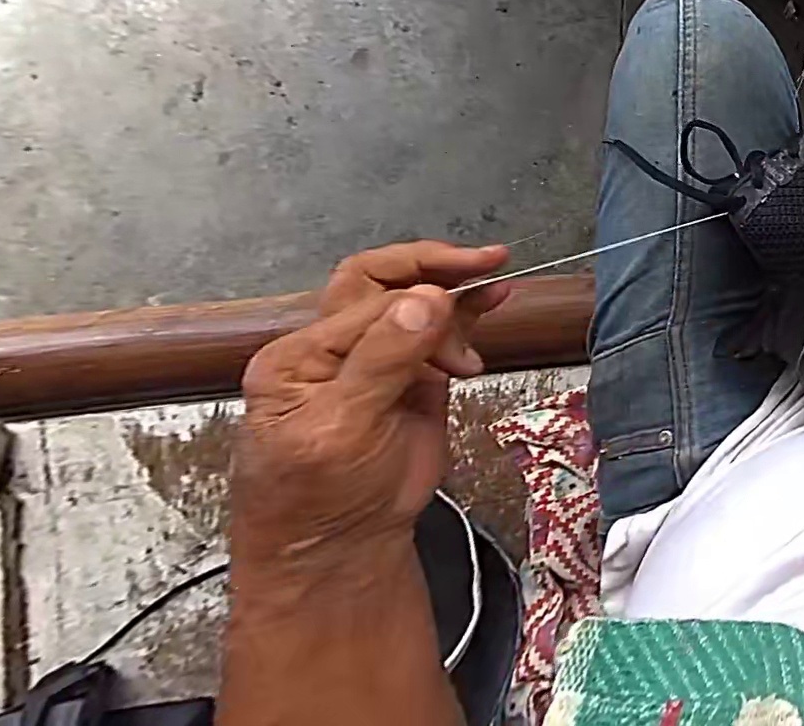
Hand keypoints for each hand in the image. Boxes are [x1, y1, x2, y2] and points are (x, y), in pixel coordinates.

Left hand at [231, 242, 509, 572]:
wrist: (344, 543)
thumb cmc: (324, 494)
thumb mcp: (346, 427)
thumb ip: (384, 359)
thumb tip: (428, 297)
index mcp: (303, 355)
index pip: (371, 299)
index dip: (422, 301)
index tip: (465, 309)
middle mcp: (338, 346)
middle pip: (385, 280)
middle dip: (438, 264)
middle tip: (491, 259)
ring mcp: (380, 357)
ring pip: (419, 299)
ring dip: (461, 290)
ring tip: (500, 290)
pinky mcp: (416, 371)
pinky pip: (444, 327)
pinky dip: (471, 311)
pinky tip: (493, 302)